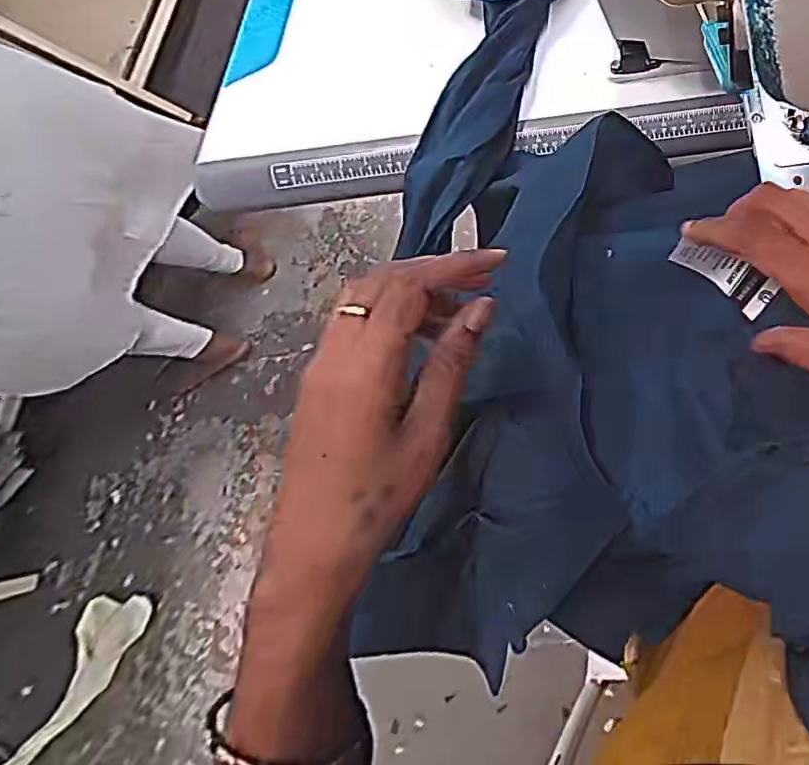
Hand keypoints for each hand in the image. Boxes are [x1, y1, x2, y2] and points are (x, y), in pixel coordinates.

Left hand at [284, 248, 503, 557]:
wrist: (313, 548)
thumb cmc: (378, 496)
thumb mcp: (429, 430)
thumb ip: (453, 362)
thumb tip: (480, 310)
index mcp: (364, 365)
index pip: (408, 287)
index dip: (454, 266)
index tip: (495, 261)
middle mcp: (334, 353)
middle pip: (383, 279)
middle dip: (436, 269)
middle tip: (483, 278)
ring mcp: (321, 362)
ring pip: (366, 295)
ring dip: (414, 288)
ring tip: (460, 309)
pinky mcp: (320, 376)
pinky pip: (357, 319)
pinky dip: (394, 309)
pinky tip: (424, 334)